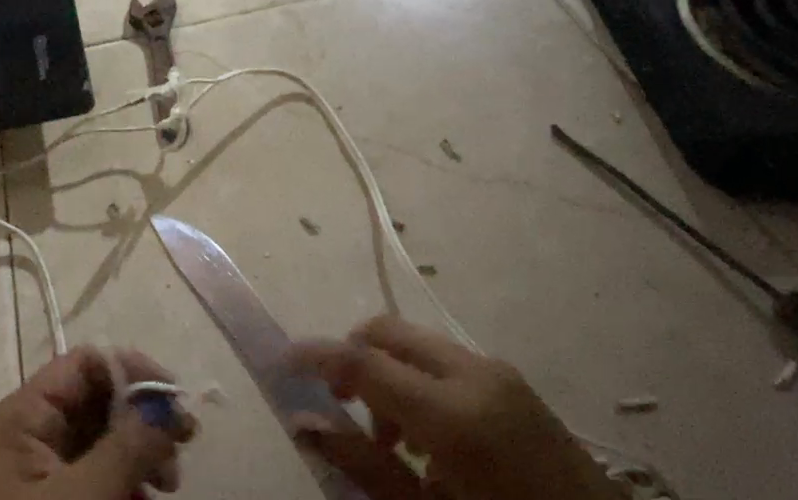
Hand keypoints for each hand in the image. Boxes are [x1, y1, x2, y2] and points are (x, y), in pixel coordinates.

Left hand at [0, 346, 197, 499]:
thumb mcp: (84, 496)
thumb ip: (127, 446)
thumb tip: (168, 405)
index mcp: (27, 415)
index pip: (85, 364)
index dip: (132, 371)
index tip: (175, 401)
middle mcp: (34, 433)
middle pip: (100, 401)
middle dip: (143, 421)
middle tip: (181, 451)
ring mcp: (46, 471)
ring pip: (106, 440)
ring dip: (142, 457)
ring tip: (167, 489)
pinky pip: (101, 477)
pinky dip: (129, 487)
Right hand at [290, 316, 618, 499]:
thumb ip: (363, 466)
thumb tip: (303, 422)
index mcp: (452, 413)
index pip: (361, 360)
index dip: (314, 356)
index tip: (280, 362)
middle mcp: (474, 375)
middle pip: (386, 332)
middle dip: (351, 356)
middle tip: (340, 404)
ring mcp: (501, 374)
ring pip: (416, 344)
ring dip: (387, 372)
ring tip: (391, 439)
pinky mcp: (517, 383)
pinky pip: (448, 362)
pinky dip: (420, 381)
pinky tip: (430, 438)